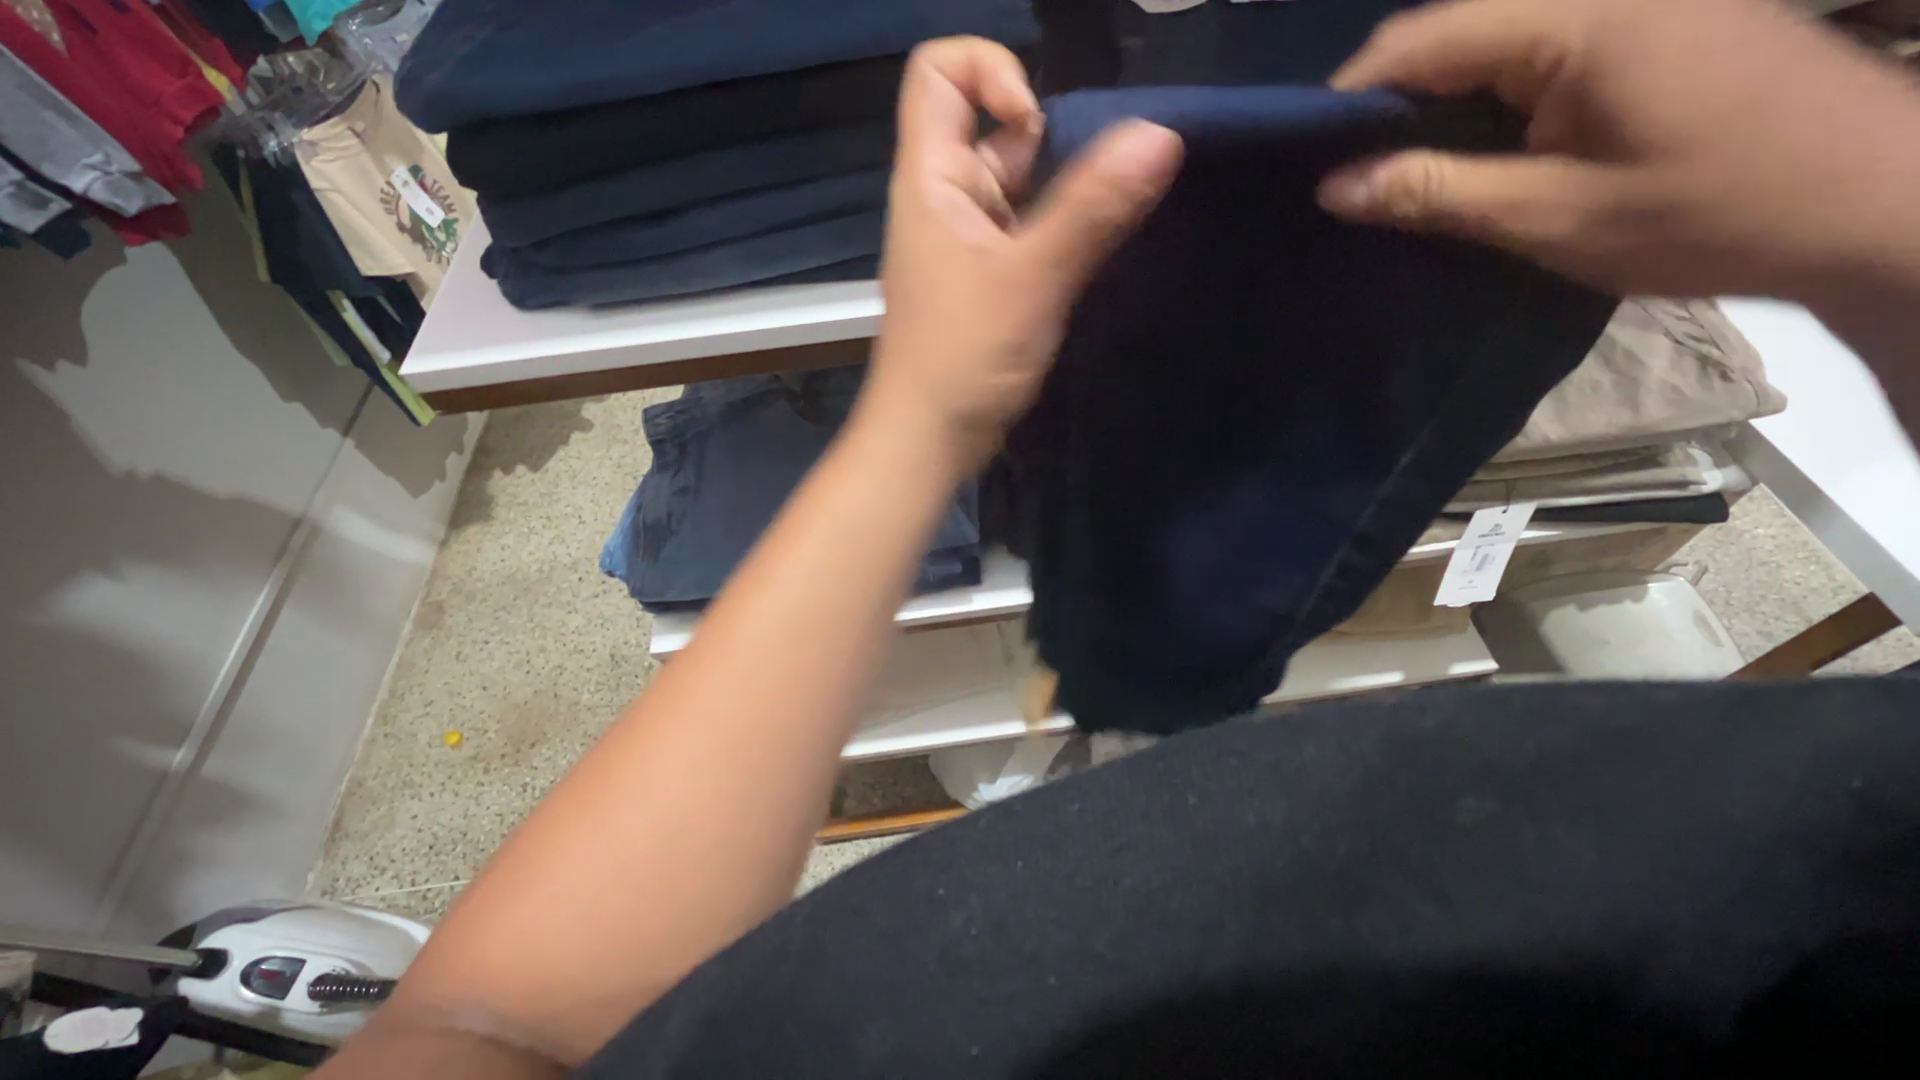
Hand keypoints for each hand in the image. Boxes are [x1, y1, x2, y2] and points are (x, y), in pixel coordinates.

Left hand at [860, 37, 1182, 470]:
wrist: (929, 440)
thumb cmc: (962, 359)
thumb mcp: (1030, 281)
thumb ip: (1090, 210)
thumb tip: (1158, 135)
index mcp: (931, 179)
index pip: (938, 72)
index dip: (990, 70)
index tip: (1038, 124)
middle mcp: (945, 198)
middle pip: (992, 123)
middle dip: (1052, 139)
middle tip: (1097, 188)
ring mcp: (966, 239)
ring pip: (1019, 181)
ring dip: (1066, 190)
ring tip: (1107, 222)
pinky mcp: (987, 277)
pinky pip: (1027, 227)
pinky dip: (1062, 228)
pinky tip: (1094, 254)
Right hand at [1316, 0, 1919, 304]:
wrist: (1881, 206)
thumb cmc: (1712, 215)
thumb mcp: (1552, 216)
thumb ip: (1435, 192)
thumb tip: (1332, 186)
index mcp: (1578, 19)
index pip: (1424, 38)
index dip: (1353, 94)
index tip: (1306, 156)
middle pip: (1457, 29)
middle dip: (1391, 98)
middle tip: (1346, 172)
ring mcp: (1637, 4)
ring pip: (1496, 40)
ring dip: (1439, 101)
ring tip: (1394, 167)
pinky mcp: (1659, 26)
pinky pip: (1544, 49)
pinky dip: (1491, 98)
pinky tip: (1470, 149)